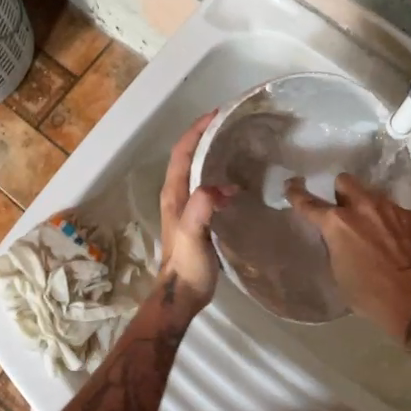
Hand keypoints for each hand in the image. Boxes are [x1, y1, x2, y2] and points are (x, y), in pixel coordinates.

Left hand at [155, 113, 233, 316]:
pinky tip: (236, 177)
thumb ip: (201, 209)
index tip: (217, 114)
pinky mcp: (197, 216)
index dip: (197, 130)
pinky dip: (217, 171)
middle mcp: (177, 194)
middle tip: (231, 123)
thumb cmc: (187, 266)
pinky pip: (206, 183)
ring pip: (196, 168)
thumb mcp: (194, 235)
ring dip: (211, 152)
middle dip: (205, 135)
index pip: (182, 151)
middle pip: (188, 155)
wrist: (182, 296)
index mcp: (174, 193)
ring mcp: (185, 205)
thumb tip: (219, 186)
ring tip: (236, 142)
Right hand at [286, 173, 410, 339]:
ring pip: (373, 195)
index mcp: (338, 223)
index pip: (309, 202)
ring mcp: (391, 209)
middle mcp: (363, 207)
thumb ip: (334, 244)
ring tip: (376, 230)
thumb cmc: (369, 295)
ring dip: (369, 208)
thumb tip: (338, 236)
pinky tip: (399, 242)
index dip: (297, 194)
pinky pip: (397, 212)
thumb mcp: (338, 272)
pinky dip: (393, 223)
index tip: (292, 186)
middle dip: (341, 192)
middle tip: (345, 210)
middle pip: (345, 181)